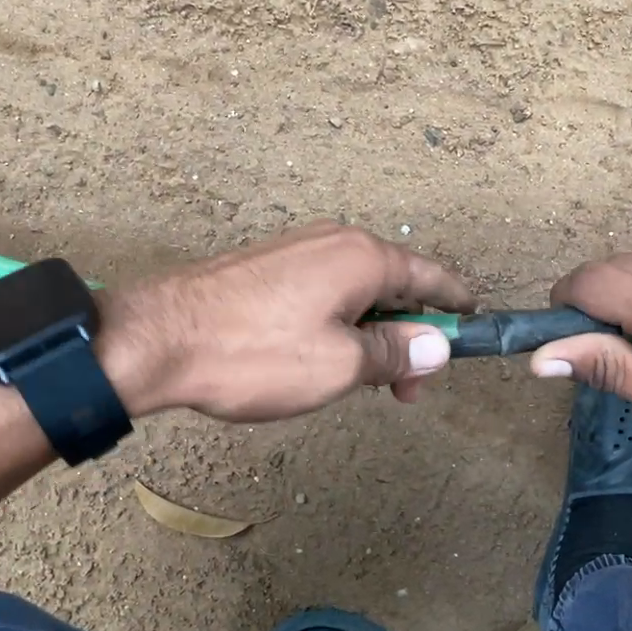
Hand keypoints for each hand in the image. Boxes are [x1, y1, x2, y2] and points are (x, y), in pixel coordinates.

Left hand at [101, 223, 475, 421]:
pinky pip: (326, 290)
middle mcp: (336, 242)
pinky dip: (342, 322)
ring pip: (359, 291)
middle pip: (396, 285)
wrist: (157, 339)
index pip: (431, 276)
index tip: (474, 327)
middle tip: (407, 388)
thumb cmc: (255, 353)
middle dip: (410, 334)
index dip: (456, 305)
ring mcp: (299, 250)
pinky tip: (328, 358)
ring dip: (374, 334)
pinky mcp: (270, 266)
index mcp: (364, 257)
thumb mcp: (340, 365)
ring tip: (366, 382)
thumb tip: (436, 345)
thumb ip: (396, 353)